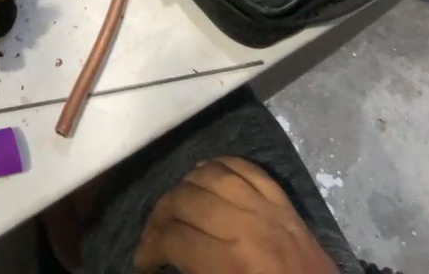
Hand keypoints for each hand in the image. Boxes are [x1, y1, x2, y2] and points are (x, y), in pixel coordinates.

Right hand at [133, 157, 337, 273]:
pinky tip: (206, 176)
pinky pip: (245, 168)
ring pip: (211, 175)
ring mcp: (269, 210)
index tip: (143, 261)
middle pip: (185, 199)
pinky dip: (220, 165)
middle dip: (160, 216)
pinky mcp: (285, 203)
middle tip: (155, 235)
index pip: (174, 238)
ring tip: (177, 205)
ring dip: (185, 185)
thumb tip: (166, 260)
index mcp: (232, 264)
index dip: (149, 249)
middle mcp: (247, 227)